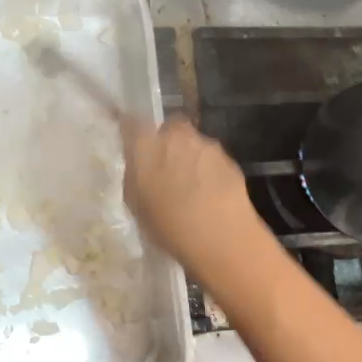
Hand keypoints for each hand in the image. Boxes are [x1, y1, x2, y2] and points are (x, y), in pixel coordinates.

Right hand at [123, 117, 261, 274]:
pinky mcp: (229, 159)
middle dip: (167, 144)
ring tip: (191, 188)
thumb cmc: (169, 226)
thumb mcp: (137, 205)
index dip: (132, 129)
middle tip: (165, 171)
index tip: (133, 142)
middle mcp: (177, 137)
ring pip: (193, 144)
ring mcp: (206, 146)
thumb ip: (134, 176)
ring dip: (189, 158)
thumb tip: (138, 164)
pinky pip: (211, 159)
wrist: (222, 239)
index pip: (133, 123)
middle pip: (169, 129)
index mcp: (147, 146)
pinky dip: (208, 171)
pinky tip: (210, 195)